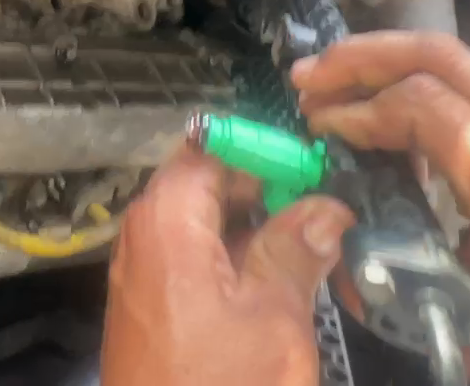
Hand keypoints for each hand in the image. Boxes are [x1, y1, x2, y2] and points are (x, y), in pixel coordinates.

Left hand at [101, 149, 355, 385]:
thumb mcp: (272, 319)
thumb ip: (295, 251)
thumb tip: (326, 206)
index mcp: (166, 215)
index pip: (211, 149)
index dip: (260, 149)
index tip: (311, 165)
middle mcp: (144, 228)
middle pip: (207, 182)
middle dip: (266, 191)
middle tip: (326, 210)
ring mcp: (143, 265)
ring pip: (204, 222)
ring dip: (256, 229)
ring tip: (317, 245)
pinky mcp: (150, 300)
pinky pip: (194, 256)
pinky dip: (235, 258)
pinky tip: (281, 280)